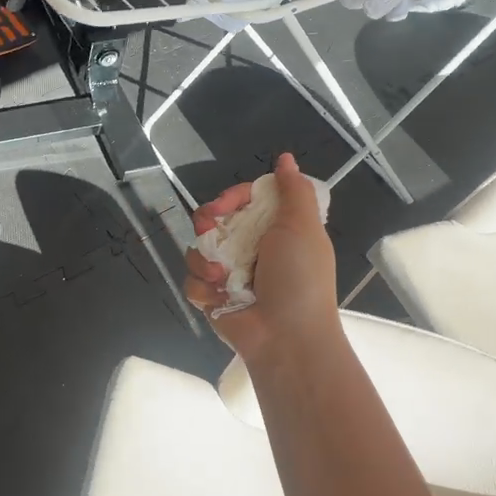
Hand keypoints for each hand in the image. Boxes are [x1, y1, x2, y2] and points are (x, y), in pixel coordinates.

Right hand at [183, 153, 338, 363]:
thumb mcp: (303, 228)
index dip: (230, 197)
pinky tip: (220, 297)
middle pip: (213, 220)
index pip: (242, 200)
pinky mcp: (212, 297)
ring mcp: (229, 274)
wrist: (286, 336)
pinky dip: (204, 288)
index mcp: (274, 230)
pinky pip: (192, 280)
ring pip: (197, 249)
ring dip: (206, 261)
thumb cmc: (299, 279)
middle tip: (210, 231)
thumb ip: (293, 191)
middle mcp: (250, 249)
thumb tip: (287, 159)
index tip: (224, 205)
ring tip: (223, 278)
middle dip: (207, 224)